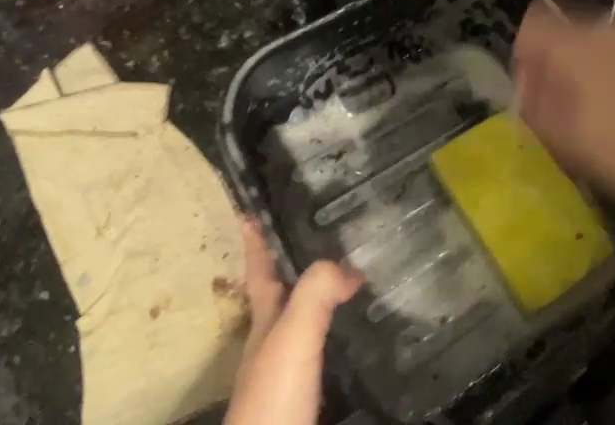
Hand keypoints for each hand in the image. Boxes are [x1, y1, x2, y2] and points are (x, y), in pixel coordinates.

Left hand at [225, 220, 363, 424]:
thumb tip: (346, 265)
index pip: (260, 272)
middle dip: (299, 267)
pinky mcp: (310, 403)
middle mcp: (274, 346)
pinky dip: (342, 343)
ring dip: (324, 303)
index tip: (252, 210)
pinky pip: (327, 358)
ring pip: (306, 326)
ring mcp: (290, 377)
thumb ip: (316, 293)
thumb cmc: (274, 399)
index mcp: (266, 323)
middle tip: (327, 237)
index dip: (256, 241)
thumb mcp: (293, 335)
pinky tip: (362, 344)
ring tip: (356, 281)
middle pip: (284, 296)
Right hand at [512, 6, 614, 224]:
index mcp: (577, 42)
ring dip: (584, 75)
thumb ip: (535, 110)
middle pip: (564, 34)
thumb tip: (526, 94)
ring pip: (596, 48)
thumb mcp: (566, 140)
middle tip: (556, 114)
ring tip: (592, 122)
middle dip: (554, 68)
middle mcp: (608, 30)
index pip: (531, 26)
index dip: (523, 59)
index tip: (530, 96)